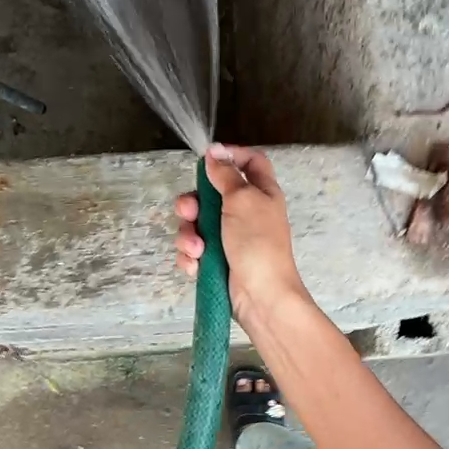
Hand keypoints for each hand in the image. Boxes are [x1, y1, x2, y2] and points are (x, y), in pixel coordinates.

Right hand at [175, 143, 307, 326]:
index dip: (231, 155)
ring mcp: (229, 238)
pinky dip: (190, 257)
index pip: (250, 162)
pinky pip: (193, 250)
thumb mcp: (242, 200)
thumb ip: (225, 175)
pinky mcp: (216, 260)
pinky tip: (195, 265)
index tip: (209, 158)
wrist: (260, 296)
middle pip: (210, 194)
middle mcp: (245, 212)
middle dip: (192, 204)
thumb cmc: (257, 243)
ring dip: (189, 236)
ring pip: (195, 224)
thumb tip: (214, 152)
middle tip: (188, 212)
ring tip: (197, 250)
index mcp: (260, 193)